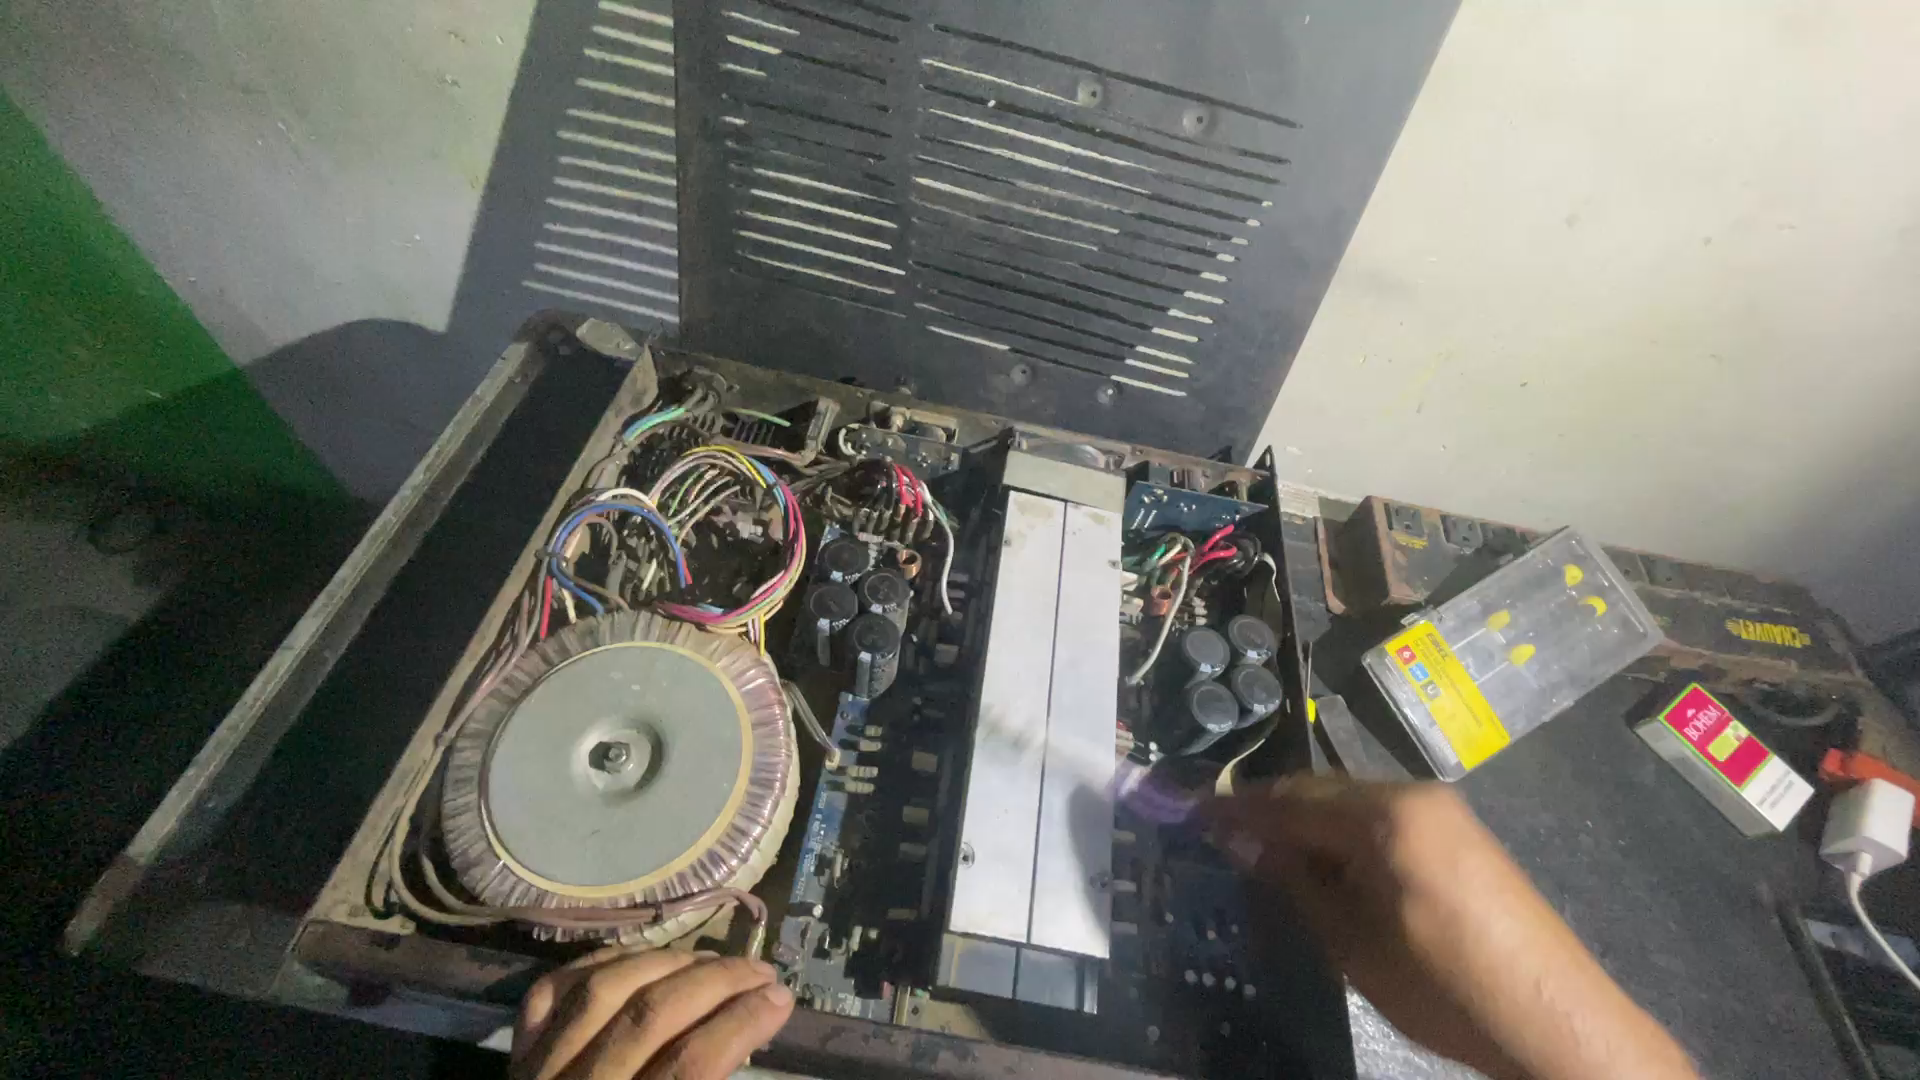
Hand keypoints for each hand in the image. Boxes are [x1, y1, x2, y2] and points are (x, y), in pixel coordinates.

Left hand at [512, 948, 793, 1079]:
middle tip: (763, 973)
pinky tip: (645, 960)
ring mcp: (533, 1074)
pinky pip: (555, 989)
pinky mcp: (514, 1057)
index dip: (742, 1024)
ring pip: (605, 989)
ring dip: (670, 962)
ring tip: (714, 962)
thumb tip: (758, 1024)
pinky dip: (603, 963)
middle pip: (651, 1016)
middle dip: (719, 982)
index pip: (689, 1067)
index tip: (782, 999)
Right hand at [1208, 777, 1696, 1079]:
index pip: (1288, 800)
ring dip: (1304, 820)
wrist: (1563, 1028)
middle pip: (1317, 790)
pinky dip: (1342, 831)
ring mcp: (1440, 808)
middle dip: (1268, 810)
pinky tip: (1326, 860)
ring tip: (1267, 850)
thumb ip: (1290, 876)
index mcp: (1384, 816)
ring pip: (1347, 800)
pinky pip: (1379, 814)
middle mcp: (1411, 793)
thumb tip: (1236, 836)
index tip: (1193, 811)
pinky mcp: (1457, 830)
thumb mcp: (1350, 939)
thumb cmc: (1445, 987)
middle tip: (1223, 832)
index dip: (1236, 808)